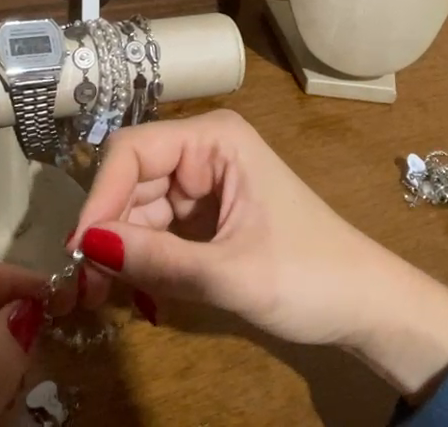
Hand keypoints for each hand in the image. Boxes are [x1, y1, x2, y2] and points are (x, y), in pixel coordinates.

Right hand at [68, 110, 447, 395]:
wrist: (368, 308)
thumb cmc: (311, 278)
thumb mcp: (231, 274)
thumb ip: (158, 260)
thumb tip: (86, 247)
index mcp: (214, 140)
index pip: (133, 151)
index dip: (100, 196)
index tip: (79, 251)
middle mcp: (203, 151)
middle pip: (131, 180)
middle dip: (108, 232)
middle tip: (85, 290)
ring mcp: (204, 182)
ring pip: (139, 208)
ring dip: (121, 251)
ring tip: (103, 298)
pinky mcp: (207, 214)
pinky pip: (158, 229)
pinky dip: (144, 260)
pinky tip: (138, 291)